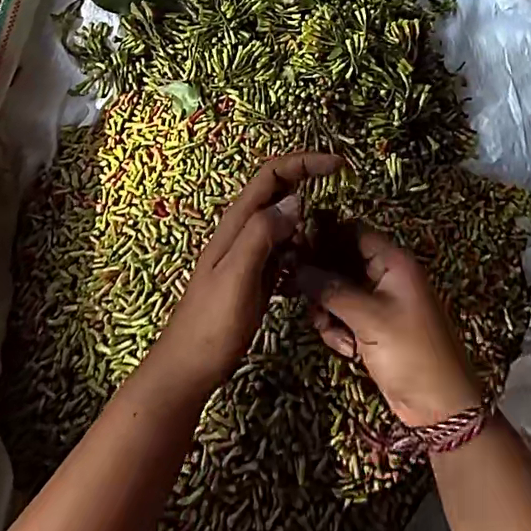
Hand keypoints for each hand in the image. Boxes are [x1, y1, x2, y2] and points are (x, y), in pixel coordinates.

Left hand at [155, 153, 341, 388]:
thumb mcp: (237, 274)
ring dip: (307, 226)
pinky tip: (309, 271)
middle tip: (341, 200)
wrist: (188, 368)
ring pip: (285, 223)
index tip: (338, 165)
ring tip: (324, 247)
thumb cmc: (211, 323)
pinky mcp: (256, 275)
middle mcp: (243, 230)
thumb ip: (262, 234)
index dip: (304, 162)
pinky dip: (301, 252)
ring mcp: (249, 253)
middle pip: (280, 193)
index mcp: (237, 222)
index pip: (272, 174)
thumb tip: (296, 202)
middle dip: (310, 186)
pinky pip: (285, 251)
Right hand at [300, 228, 479, 427]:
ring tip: (330, 330)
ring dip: (329, 311)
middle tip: (305, 299)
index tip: (296, 249)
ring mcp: (381, 302)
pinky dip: (339, 329)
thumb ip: (331, 290)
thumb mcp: (369, 318)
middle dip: (322, 282)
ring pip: (339, 292)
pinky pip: (345, 316)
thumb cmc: (410, 353)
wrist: (439, 408)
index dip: (325, 236)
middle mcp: (387, 275)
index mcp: (394, 262)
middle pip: (343, 263)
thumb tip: (297, 268)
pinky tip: (345, 349)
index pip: (353, 232)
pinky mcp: (374, 326)